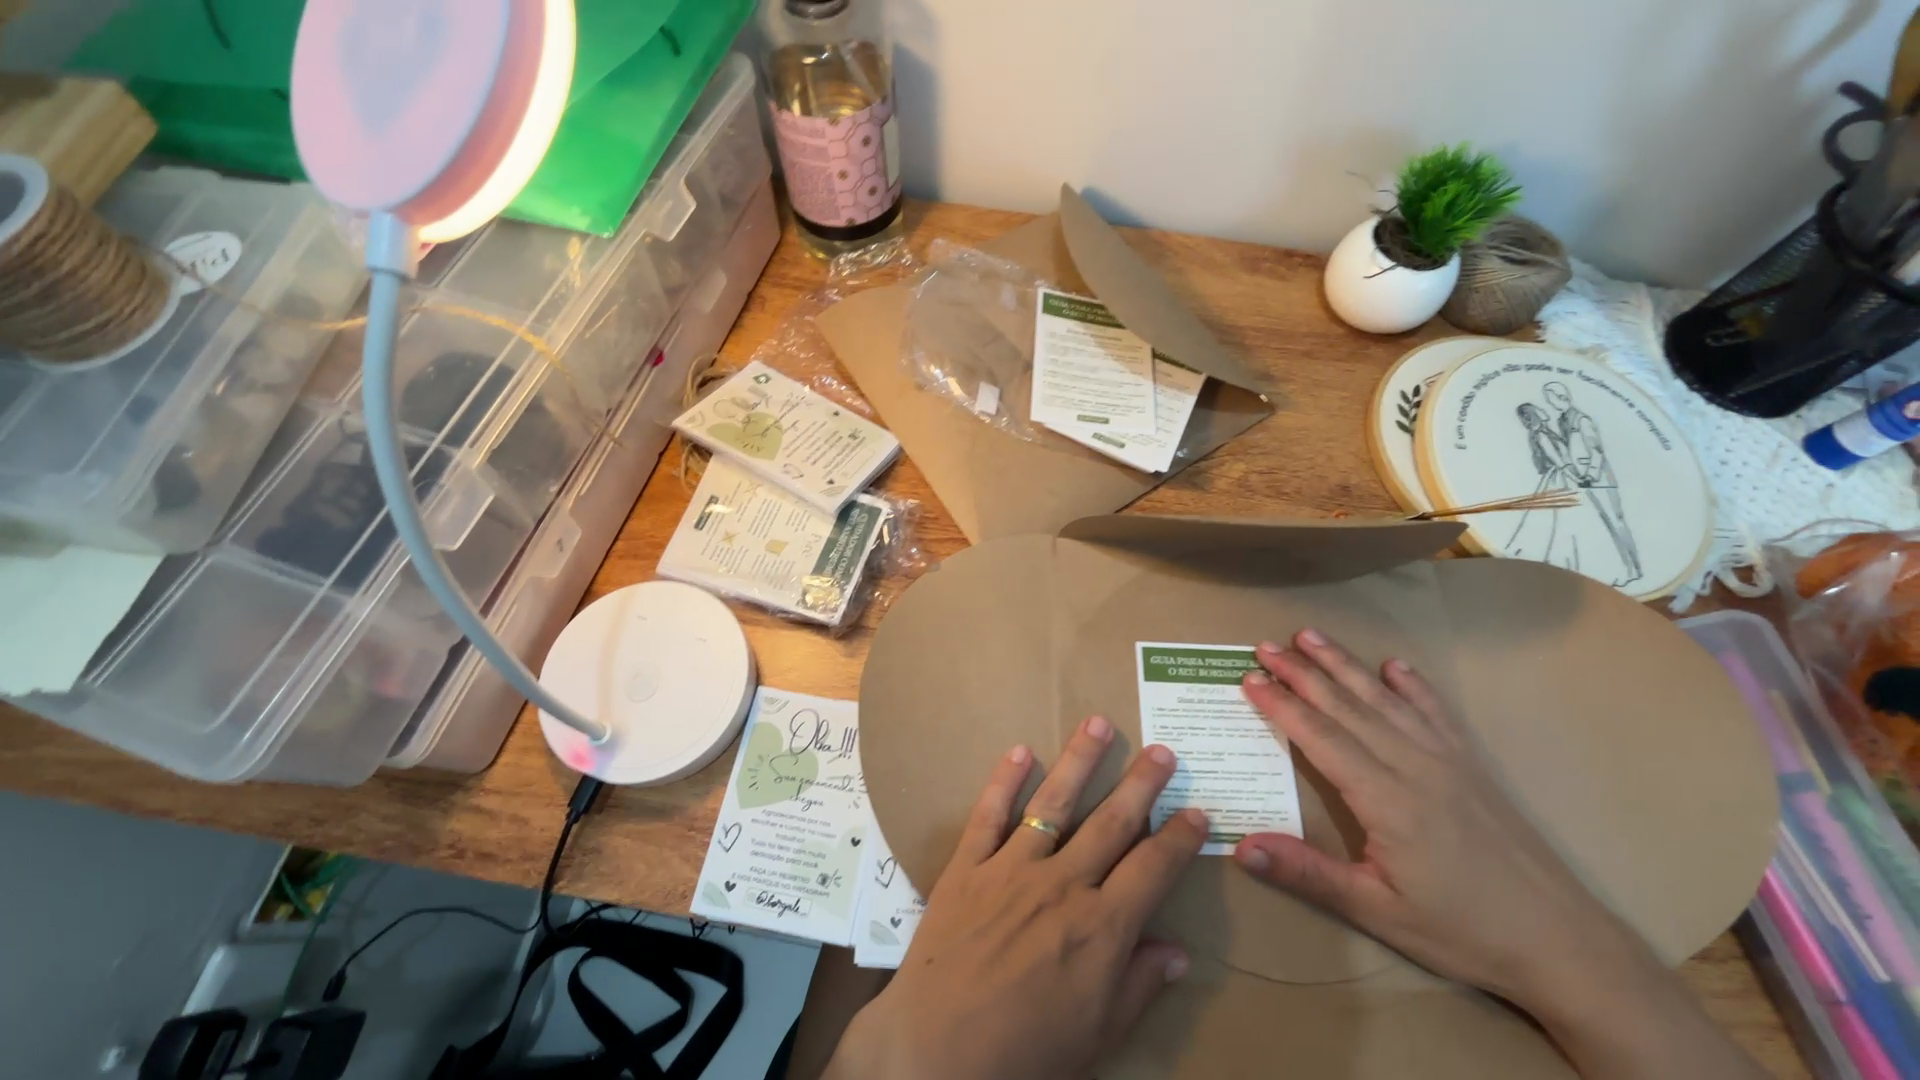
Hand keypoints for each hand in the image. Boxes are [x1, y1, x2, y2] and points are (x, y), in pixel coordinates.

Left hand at [827, 716, 1208, 1079]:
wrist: (936, 1050)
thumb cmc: (1025, 1052)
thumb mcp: (1098, 1034)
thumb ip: (1139, 985)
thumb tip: (1178, 950)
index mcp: (1101, 927)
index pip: (1153, 868)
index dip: (1179, 838)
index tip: (1197, 811)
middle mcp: (1062, 884)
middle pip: (1112, 823)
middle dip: (1141, 784)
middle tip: (1163, 750)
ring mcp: (1011, 869)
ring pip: (1054, 803)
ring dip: (1079, 761)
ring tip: (1099, 723)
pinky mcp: (967, 868)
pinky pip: (988, 815)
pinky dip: (1003, 781)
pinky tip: (1019, 751)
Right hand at [1231, 629, 1635, 1004]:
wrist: (1563, 943)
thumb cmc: (1462, 932)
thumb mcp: (1377, 913)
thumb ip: (1308, 875)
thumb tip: (1242, 846)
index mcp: (1386, 799)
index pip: (1321, 737)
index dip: (1281, 705)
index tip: (1249, 678)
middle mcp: (1415, 766)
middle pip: (1347, 707)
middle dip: (1302, 673)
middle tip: (1265, 645)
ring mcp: (1449, 762)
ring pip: (1386, 700)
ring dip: (1345, 665)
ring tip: (1311, 636)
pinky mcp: (1474, 768)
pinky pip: (1437, 713)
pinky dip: (1414, 685)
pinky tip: (1395, 666)